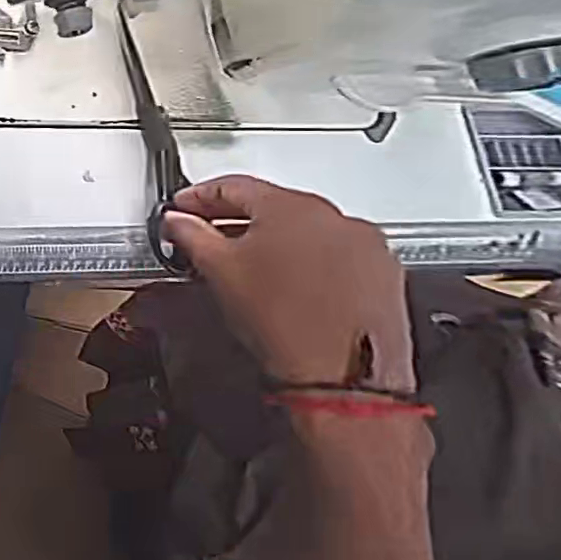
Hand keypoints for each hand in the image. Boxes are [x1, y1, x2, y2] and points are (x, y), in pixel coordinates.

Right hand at [160, 175, 414, 392]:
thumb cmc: (285, 322)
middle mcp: (337, 219)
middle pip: (271, 204)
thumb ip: (190, 233)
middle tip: (203, 231)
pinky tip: (280, 280)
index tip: (183, 207)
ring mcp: (366, 246)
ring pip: (303, 228)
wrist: (340, 374)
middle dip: (232, 216)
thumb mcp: (216, 268)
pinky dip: (301, 258)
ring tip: (241, 261)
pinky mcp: (382, 273)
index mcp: (294, 208)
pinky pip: (331, 252)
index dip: (198, 195)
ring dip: (268, 237)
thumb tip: (178, 221)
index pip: (234, 185)